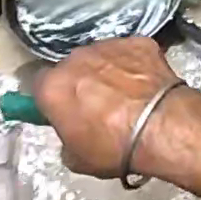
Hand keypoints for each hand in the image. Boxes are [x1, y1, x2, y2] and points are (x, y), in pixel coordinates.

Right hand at [33, 37, 200, 179]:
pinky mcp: (137, 41)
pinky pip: (130, 52)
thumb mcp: (77, 158)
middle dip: (80, 83)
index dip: (50, 98)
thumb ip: (66, 137)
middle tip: (97, 106)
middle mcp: (75, 58)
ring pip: (101, 57)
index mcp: (53, 86)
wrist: (161, 126)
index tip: (61, 111)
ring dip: (108, 72)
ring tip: (127, 96)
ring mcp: (108, 45)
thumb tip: (73, 129)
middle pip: (71, 67)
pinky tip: (146, 84)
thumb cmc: (114, 147)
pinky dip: (135, 65)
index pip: (39, 85)